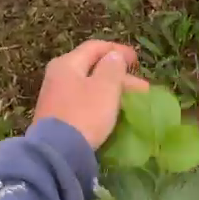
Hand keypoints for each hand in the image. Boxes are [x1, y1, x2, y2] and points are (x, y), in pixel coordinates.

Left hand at [32, 40, 147, 148]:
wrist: (58, 151)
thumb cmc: (85, 114)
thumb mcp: (104, 87)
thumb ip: (112, 68)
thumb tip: (114, 56)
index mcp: (67, 64)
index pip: (95, 48)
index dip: (118, 51)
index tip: (137, 60)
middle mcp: (58, 76)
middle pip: (92, 68)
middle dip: (120, 76)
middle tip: (142, 88)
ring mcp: (56, 97)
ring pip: (90, 86)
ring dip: (112, 90)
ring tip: (132, 102)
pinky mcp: (58, 116)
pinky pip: (84, 101)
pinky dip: (101, 102)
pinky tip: (113, 112)